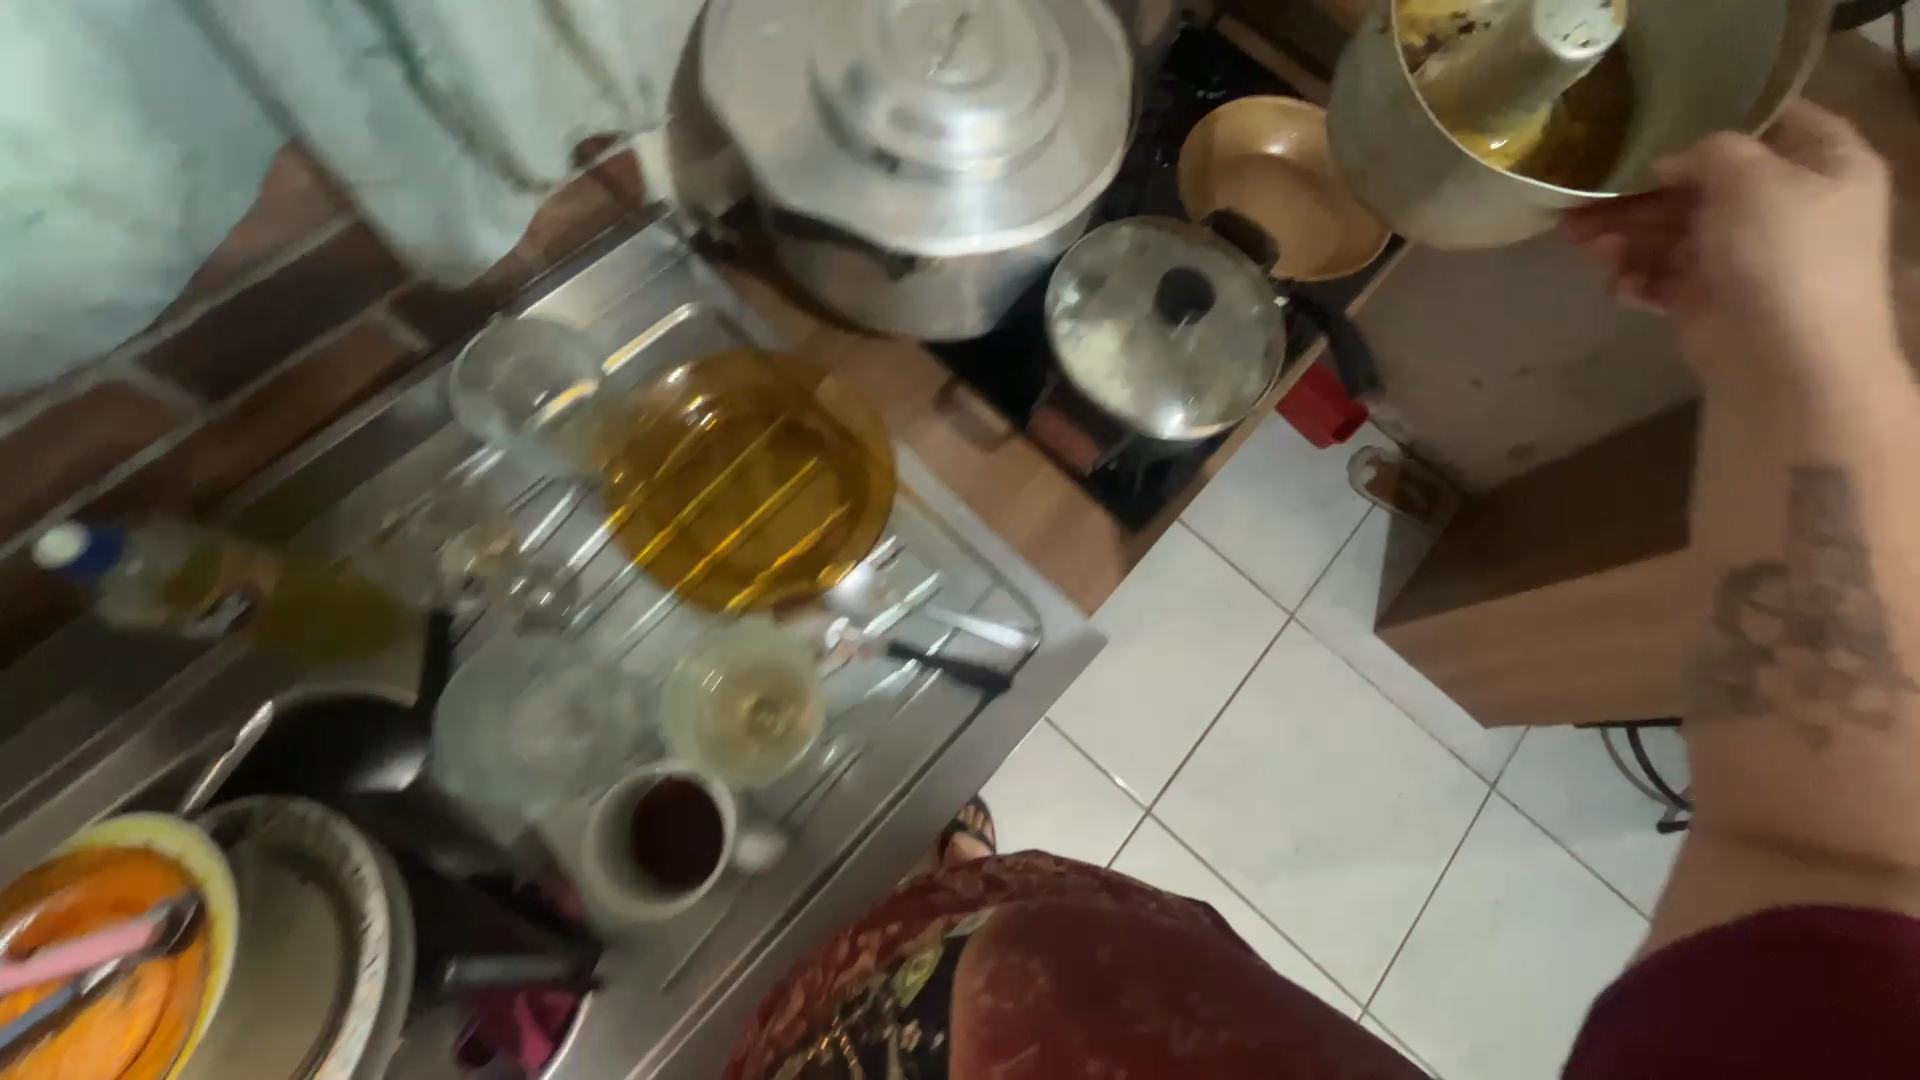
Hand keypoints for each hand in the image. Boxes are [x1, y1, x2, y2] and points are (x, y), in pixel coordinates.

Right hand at [1563, 101, 1897, 392]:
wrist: (1782, 352)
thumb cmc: (1783, 253)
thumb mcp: (1755, 181)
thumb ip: (1712, 154)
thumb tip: (1670, 160)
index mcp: (1821, 165)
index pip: (1774, 123)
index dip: (1718, 122)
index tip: (1657, 129)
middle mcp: (1783, 206)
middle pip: (1698, 189)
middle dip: (1637, 198)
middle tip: (1579, 205)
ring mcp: (1741, 256)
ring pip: (1670, 236)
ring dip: (1625, 240)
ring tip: (1587, 247)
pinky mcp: (1705, 297)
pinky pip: (1661, 279)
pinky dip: (1636, 281)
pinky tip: (1620, 288)